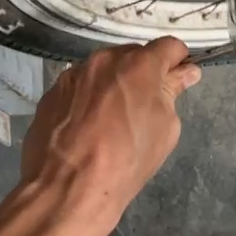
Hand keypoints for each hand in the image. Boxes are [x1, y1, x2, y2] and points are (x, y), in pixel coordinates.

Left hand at [14, 37, 199, 235]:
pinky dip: (89, 99)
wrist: (67, 189)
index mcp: (138, 64)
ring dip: (114, 84)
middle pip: (133, 55)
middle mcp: (104, 60)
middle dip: (144, 73)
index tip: (179, 80)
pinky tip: (88, 128)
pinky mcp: (51, 93)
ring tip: (112, 120)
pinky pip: (80, 88)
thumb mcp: (165, 129)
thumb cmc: (127, 160)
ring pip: (104, 71)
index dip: (179, 61)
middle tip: (146, 105)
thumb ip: (173, 92)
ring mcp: (73, 74)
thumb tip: (185, 73)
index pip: (170, 46)